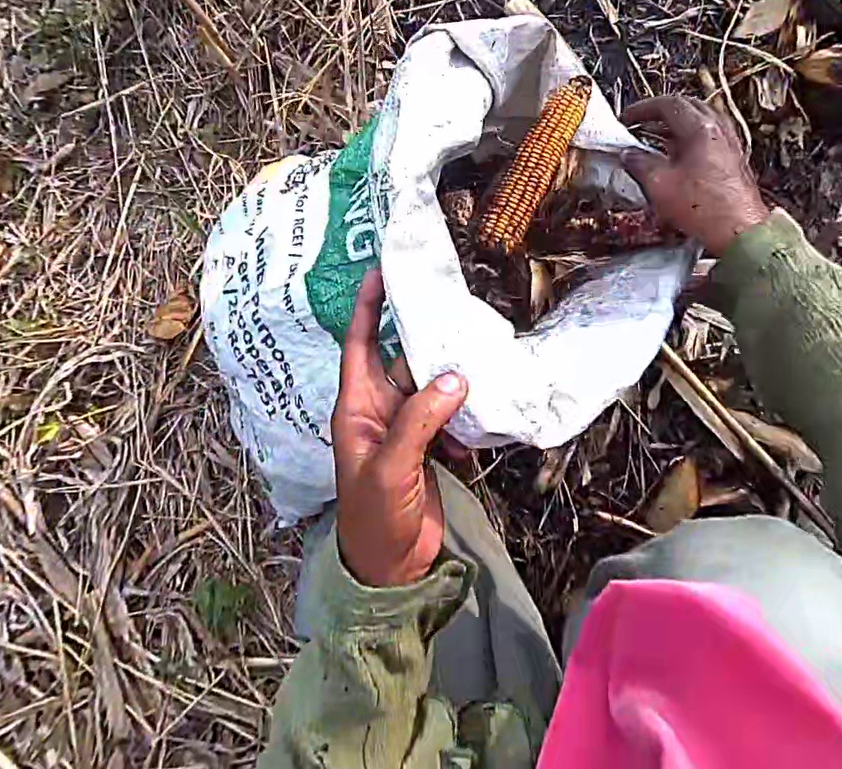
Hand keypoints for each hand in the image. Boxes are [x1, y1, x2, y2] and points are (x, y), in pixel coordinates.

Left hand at [332, 269, 468, 585]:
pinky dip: (467, 412)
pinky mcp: (431, 443)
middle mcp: (382, 408)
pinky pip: (452, 413)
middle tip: (458, 305)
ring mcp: (408, 426)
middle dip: (429, 337)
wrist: (390, 569)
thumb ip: (420, 420)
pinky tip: (483, 414)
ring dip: (455, 377)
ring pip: (434, 384)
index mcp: (358, 407)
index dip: (369, 308)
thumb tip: (457, 377)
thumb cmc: (373, 518)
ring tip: (481, 353)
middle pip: (407, 359)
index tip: (380, 272)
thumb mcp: (390, 467)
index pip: (361, 345)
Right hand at [620, 96, 770, 256]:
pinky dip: (689, 141)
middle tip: (641, 123)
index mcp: (702, 129)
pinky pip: (709, 140)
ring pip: (700, 123)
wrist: (739, 233)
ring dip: (676, 127)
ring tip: (656, 140)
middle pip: (688, 107)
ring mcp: (730, 146)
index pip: (669, 104)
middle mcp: (720, 132)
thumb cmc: (705, 209)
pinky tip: (677, 158)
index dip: (642, 109)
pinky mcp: (734, 163)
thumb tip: (629, 154)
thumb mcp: (659, 185)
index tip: (627, 118)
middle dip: (660, 113)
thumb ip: (639, 163)